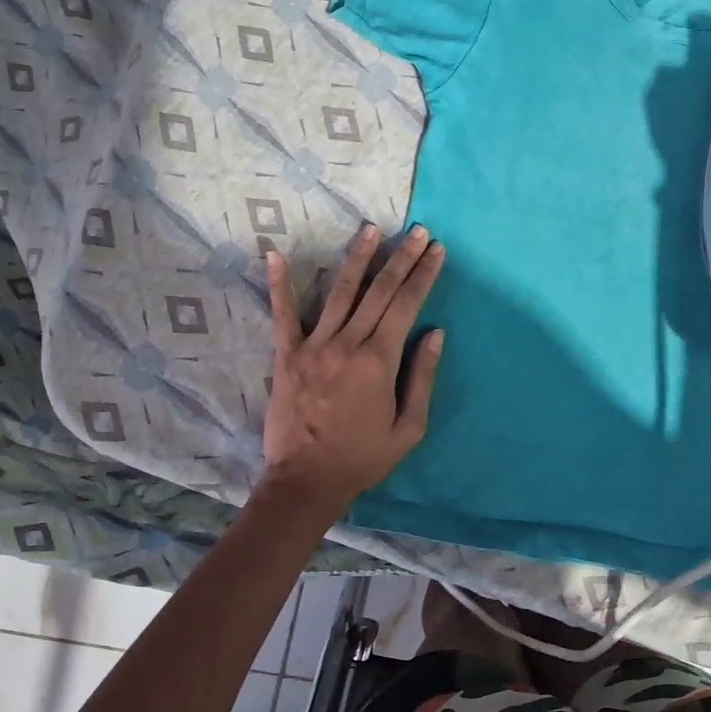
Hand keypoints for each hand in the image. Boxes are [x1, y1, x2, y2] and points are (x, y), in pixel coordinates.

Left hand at [261, 225, 445, 512]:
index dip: (424, 274)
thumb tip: (436, 333)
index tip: (436, 249)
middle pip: (380, 291)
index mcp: (380, 360)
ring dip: (357, 258)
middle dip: (401, 258)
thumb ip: (423, 377)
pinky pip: (282, 314)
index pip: (407, 305)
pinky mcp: (287, 355)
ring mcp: (314, 346)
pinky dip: (279, 284)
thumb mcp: (409, 427)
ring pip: (340, 292)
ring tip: (371, 229)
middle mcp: (348, 344)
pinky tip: (274, 254)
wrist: (306, 482)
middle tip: (416, 231)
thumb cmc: (363, 458)